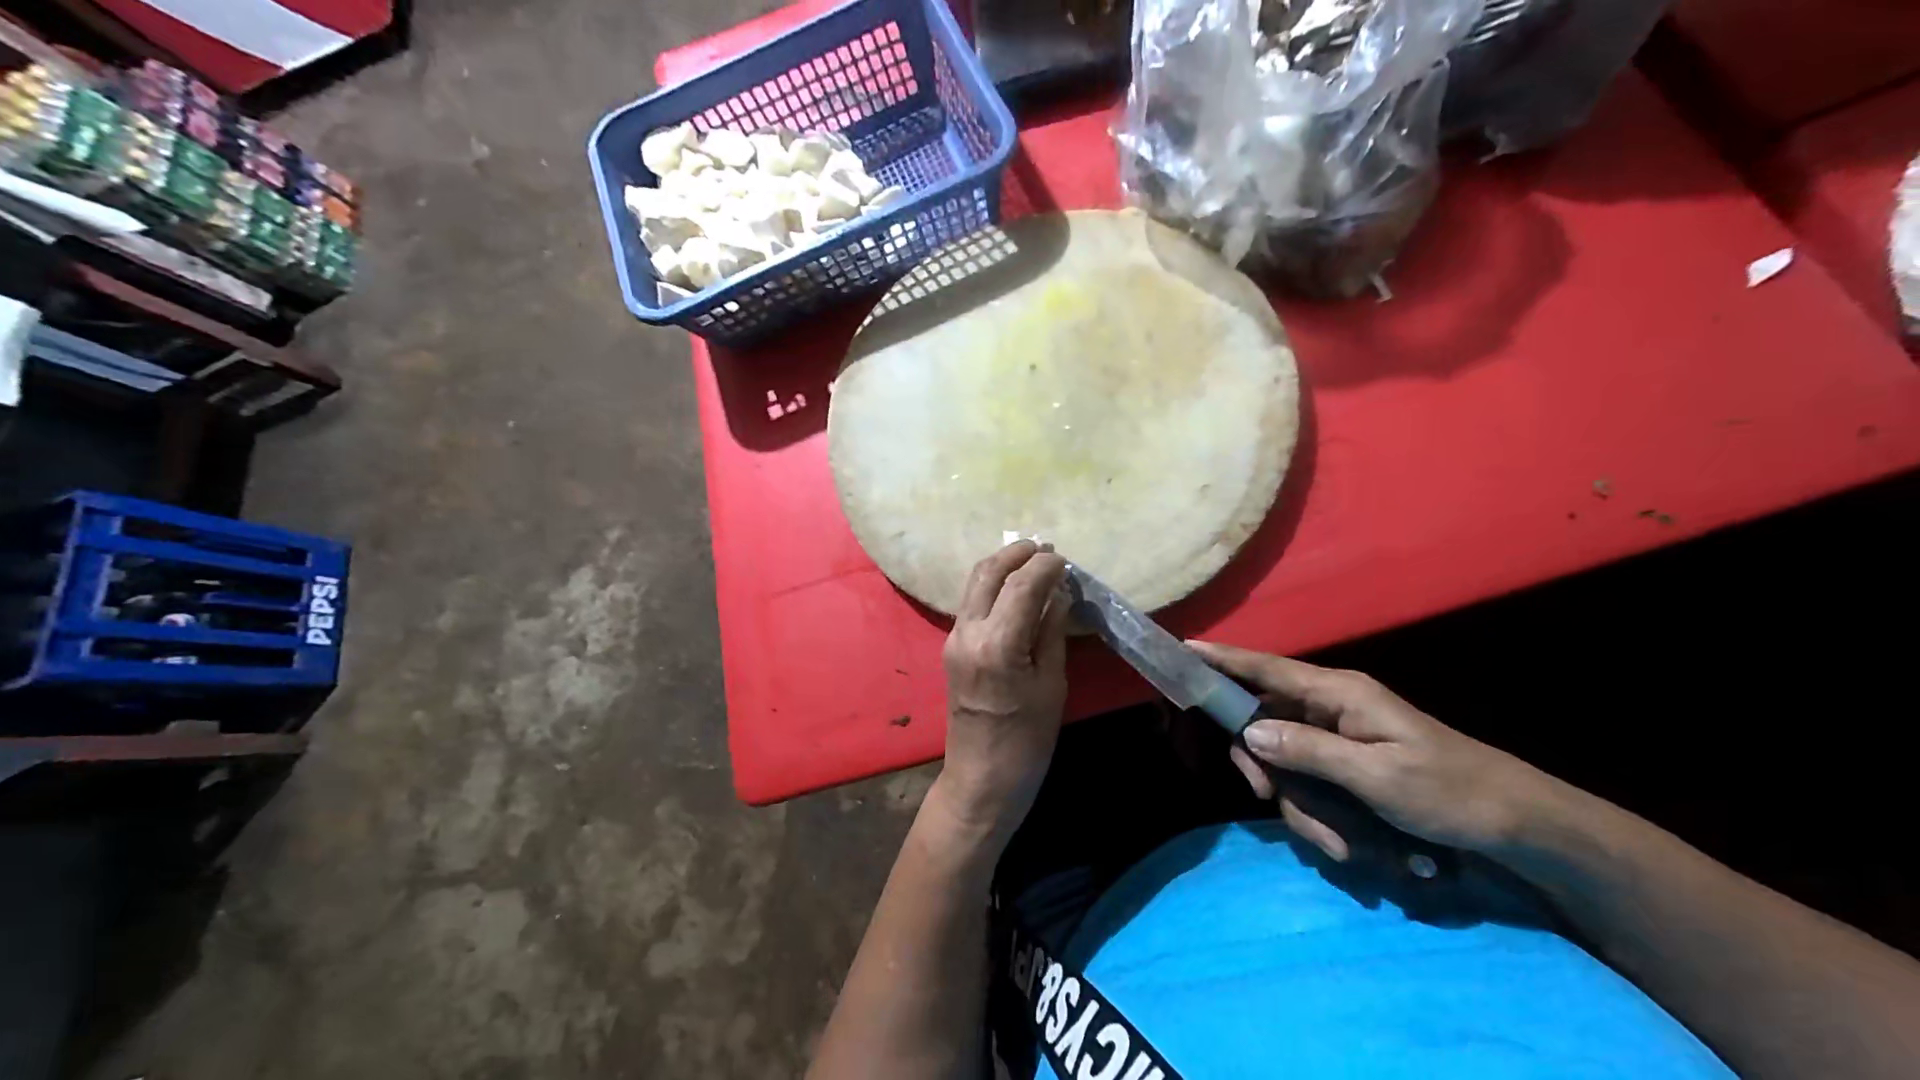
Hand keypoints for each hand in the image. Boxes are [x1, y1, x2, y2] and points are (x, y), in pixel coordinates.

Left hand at [931, 541, 1071, 846]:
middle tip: (1044, 548)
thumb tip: (1058, 593)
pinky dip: (993, 587)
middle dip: (1016, 553)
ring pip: (974, 584)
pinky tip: (1015, 590)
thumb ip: (1051, 632)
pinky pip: (972, 603)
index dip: (1045, 565)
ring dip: (1002, 566)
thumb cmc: (1027, 740)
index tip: (1065, 558)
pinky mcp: (952, 647)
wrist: (981, 779)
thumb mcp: (1052, 685)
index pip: (1021, 585)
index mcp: (997, 644)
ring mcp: (954, 638)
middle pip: (987, 572)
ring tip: (1032, 562)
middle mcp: (968, 632)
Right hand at [1190, 641, 1570, 861]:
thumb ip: (1306, 749)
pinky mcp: (1347, 766)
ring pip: (1285, 764)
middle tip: (1264, 796)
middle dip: (1264, 766)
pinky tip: (1354, 848)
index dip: (1222, 659)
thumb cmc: (1451, 791)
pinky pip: (1309, 786)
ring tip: (1345, 847)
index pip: (1266, 668)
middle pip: (1264, 724)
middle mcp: (1331, 708)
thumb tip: (1247, 730)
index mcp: (1338, 693)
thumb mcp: (1377, 775)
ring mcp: (1338, 738)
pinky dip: (1322, 819)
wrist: (1518, 827)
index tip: (1183, 649)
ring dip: (1303, 807)